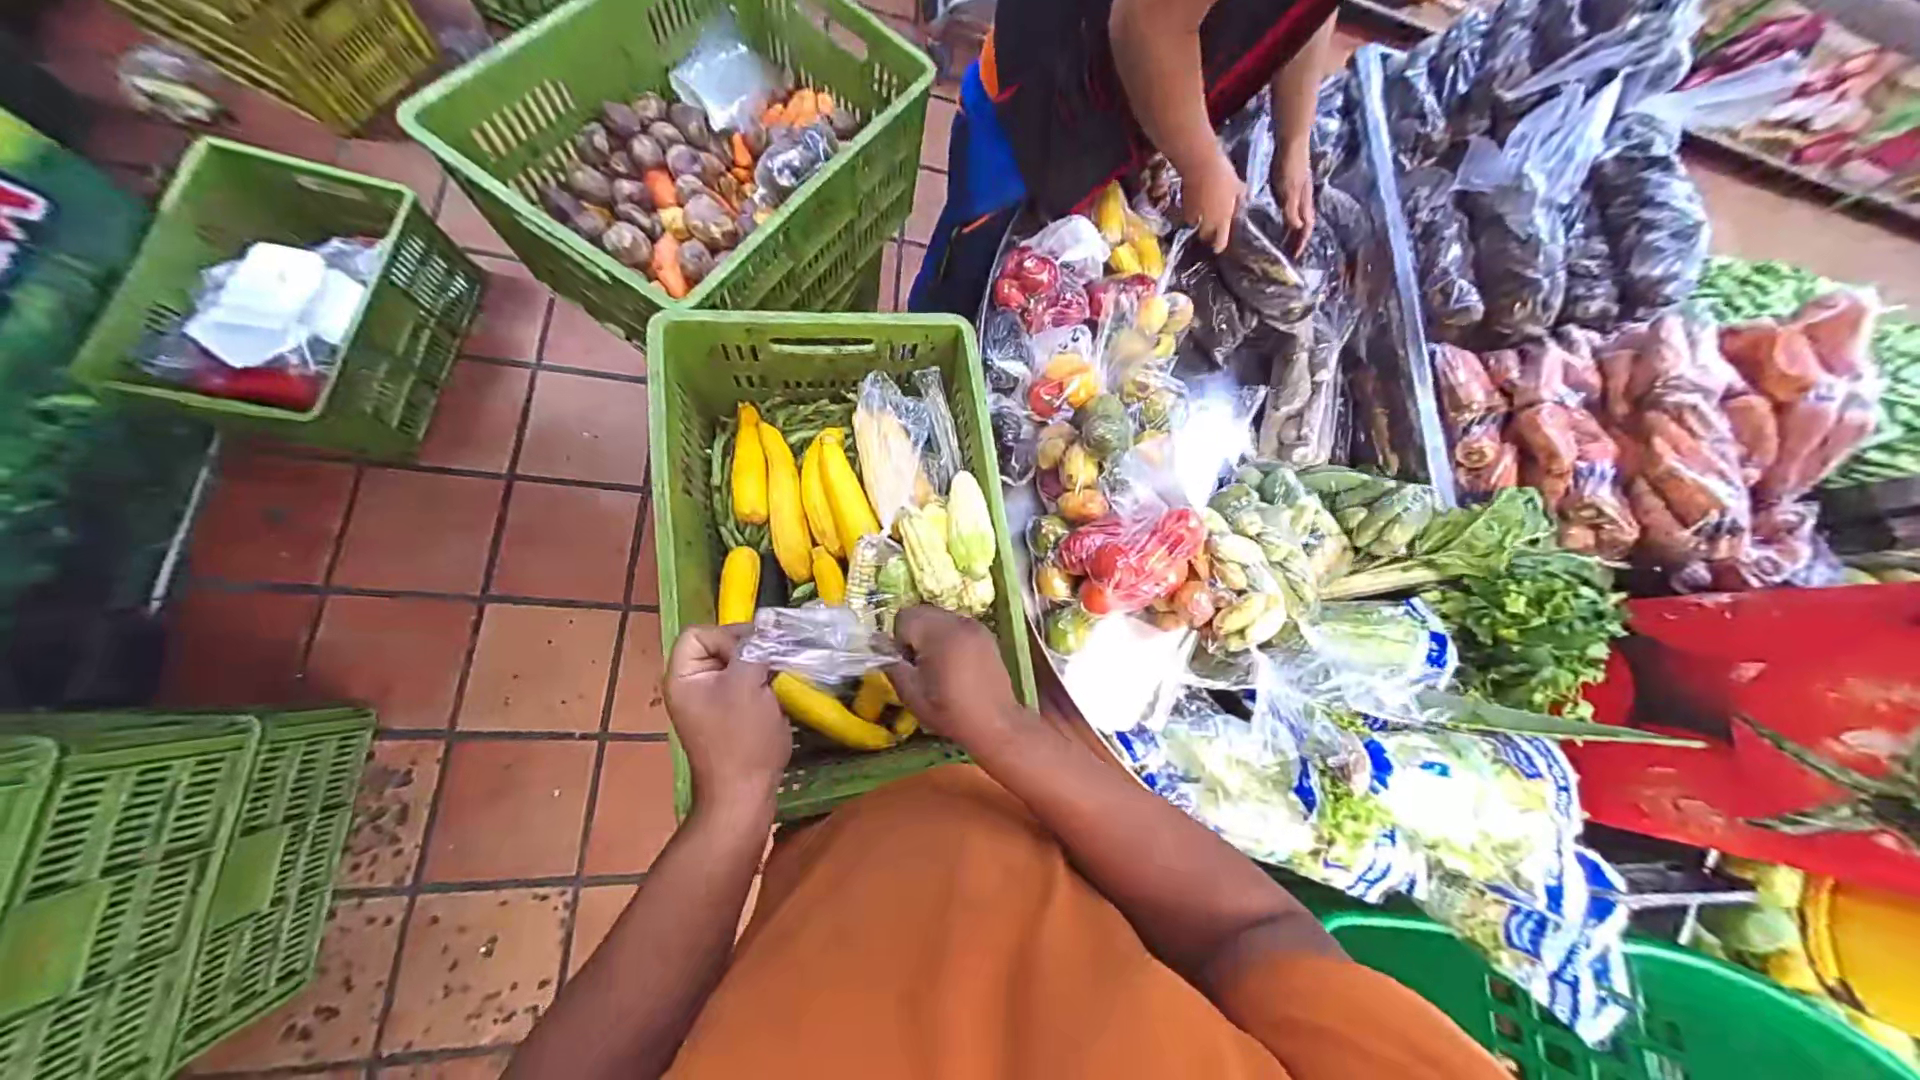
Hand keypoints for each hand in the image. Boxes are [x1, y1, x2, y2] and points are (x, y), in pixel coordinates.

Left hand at [663, 625, 788, 809]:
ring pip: (738, 665)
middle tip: (773, 661)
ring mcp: (711, 702)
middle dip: (750, 650)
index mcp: (683, 677)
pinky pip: (746, 684)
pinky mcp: (730, 714)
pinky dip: (763, 683)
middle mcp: (692, 685)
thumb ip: (755, 648)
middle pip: (721, 646)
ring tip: (778, 677)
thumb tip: (769, 629)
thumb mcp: (747, 683)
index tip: (756, 651)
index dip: (729, 635)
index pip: (701, 633)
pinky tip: (778, 692)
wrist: (745, 794)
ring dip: (761, 667)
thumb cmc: (741, 738)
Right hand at [885, 605, 1022, 749]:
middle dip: (915, 634)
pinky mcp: (985, 633)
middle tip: (921, 665)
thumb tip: (880, 647)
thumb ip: (892, 666)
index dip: (900, 640)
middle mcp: (959, 622)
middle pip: (922, 612)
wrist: (996, 723)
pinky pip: (956, 625)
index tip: (910, 664)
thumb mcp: (912, 695)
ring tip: (939, 665)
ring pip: (939, 617)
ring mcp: (975, 625)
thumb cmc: (950, 712)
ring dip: (932, 635)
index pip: (905, 616)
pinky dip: (949, 637)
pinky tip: (955, 664)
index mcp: (940, 634)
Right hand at [1179, 149, 1244, 253]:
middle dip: (1208, 234)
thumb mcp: (1237, 185)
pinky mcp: (1184, 207)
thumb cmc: (1223, 175)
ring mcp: (1193, 215)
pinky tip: (1196, 202)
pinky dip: (1192, 211)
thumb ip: (1240, 197)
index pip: (1220, 241)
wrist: (1199, 165)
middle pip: (1205, 236)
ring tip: (1203, 212)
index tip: (1218, 248)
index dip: (1219, 245)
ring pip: (1195, 225)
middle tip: (1211, 227)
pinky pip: (1189, 214)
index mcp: (1222, 219)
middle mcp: (1206, 222)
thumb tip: (1243, 202)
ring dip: (1199, 222)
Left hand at [1270, 137, 1314, 257]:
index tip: (1294, 257)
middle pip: (1303, 224)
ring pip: (1299, 217)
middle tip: (1288, 255)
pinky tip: (1280, 221)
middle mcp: (1304, 199)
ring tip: (1283, 243)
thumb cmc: (1289, 167)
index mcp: (1304, 202)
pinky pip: (1292, 208)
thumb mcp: (1288, 190)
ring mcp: (1299, 192)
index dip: (1301, 242)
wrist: (1291, 143)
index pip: (1306, 227)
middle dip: (1297, 240)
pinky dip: (1288, 219)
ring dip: (1293, 231)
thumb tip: (1299, 229)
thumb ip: (1292, 209)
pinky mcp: (1292, 186)